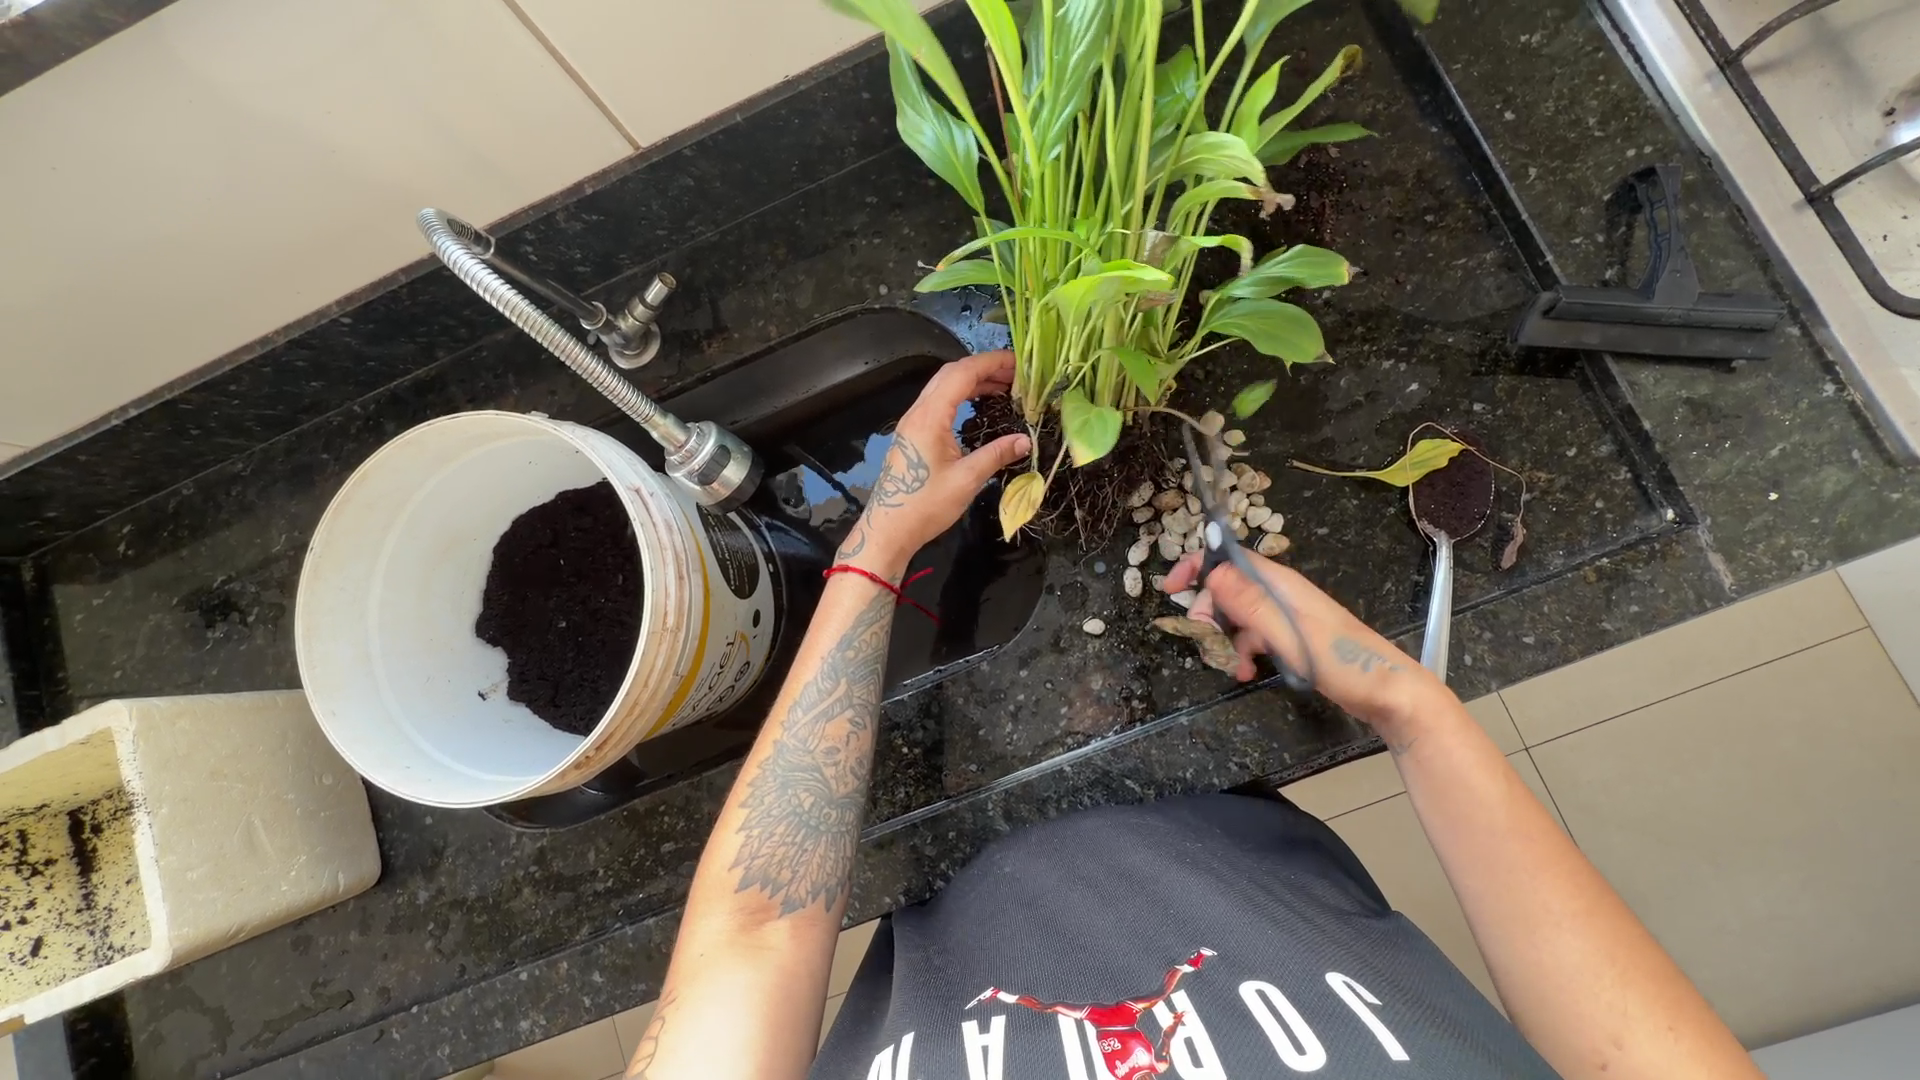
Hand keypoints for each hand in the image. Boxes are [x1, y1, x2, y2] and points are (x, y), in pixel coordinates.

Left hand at [836, 351, 1029, 578]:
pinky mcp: (912, 435)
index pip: (962, 373)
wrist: (889, 529)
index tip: (1018, 362)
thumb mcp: (967, 480)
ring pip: (943, 387)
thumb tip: (1026, 440)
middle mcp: (918, 412)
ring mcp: (912, 423)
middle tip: (1015, 375)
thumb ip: (997, 454)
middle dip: (984, 368)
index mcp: (930, 417)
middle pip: (951, 374)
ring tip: (1003, 388)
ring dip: (972, 382)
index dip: (991, 362)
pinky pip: (937, 402)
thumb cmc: (926, 505)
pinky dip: (960, 396)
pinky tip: (978, 406)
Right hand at [1162, 550, 1447, 738]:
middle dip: (1208, 613)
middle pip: (1227, 589)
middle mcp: (1280, 594)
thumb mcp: (1290, 634)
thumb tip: (1212, 572)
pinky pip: (1252, 637)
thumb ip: (1250, 603)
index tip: (1171, 588)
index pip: (1229, 558)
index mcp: (1281, 584)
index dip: (1197, 566)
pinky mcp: (1290, 638)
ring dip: (1224, 639)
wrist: (1389, 694)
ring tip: (1230, 666)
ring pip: (1237, 616)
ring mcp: (1285, 617)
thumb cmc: (1343, 662)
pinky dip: (1242, 652)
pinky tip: (1245, 672)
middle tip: (1204, 641)